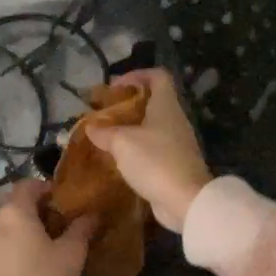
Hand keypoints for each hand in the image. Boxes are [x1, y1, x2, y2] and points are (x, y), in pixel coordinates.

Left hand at [0, 180, 96, 275]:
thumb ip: (81, 228)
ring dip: (20, 230)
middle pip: (13, 206)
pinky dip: (9, 248)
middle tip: (55, 226)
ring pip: (3, 228)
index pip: (27, 185)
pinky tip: (23, 267)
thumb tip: (91, 213)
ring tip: (40, 248)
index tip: (61, 202)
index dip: (45, 188)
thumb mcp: (72, 255)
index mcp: (15, 213)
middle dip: (33, 210)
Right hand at [85, 68, 211, 231]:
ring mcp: (177, 144)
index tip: (115, 87)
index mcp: (166, 106)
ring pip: (152, 128)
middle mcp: (175, 120)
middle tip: (104, 114)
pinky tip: (119, 159)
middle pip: (153, 102)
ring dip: (130, 130)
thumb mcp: (122, 143)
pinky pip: (153, 149)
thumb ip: (104, 132)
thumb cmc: (154, 161)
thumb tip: (91, 127)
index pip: (158, 76)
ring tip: (106, 137)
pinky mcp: (175, 165)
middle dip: (128, 105)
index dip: (137, 74)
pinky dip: (136, 150)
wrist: (185, 200)